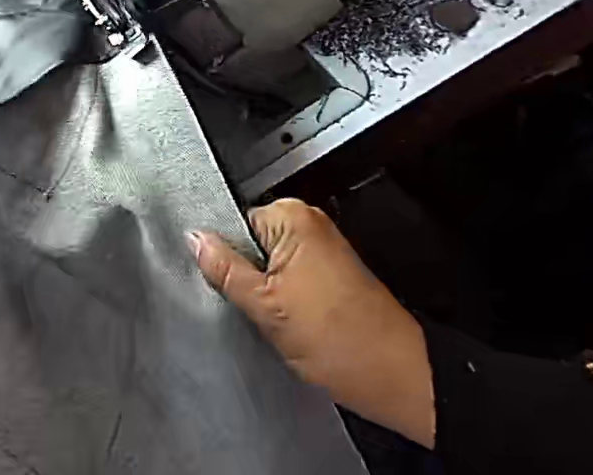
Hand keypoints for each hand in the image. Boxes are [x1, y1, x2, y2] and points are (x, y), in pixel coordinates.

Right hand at [192, 199, 435, 447]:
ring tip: (281, 316)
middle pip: (249, 240)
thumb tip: (195, 239)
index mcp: (292, 215)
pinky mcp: (329, 268)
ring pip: (267, 261)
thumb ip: (224, 268)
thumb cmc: (344, 340)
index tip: (228, 281)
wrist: (397, 377)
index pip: (232, 221)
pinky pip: (287, 273)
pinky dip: (283, 295)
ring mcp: (321, 245)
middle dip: (245, 273)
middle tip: (259, 306)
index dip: (225, 255)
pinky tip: (293, 319)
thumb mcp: (266, 305)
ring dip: (265, 288)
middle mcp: (308, 221)